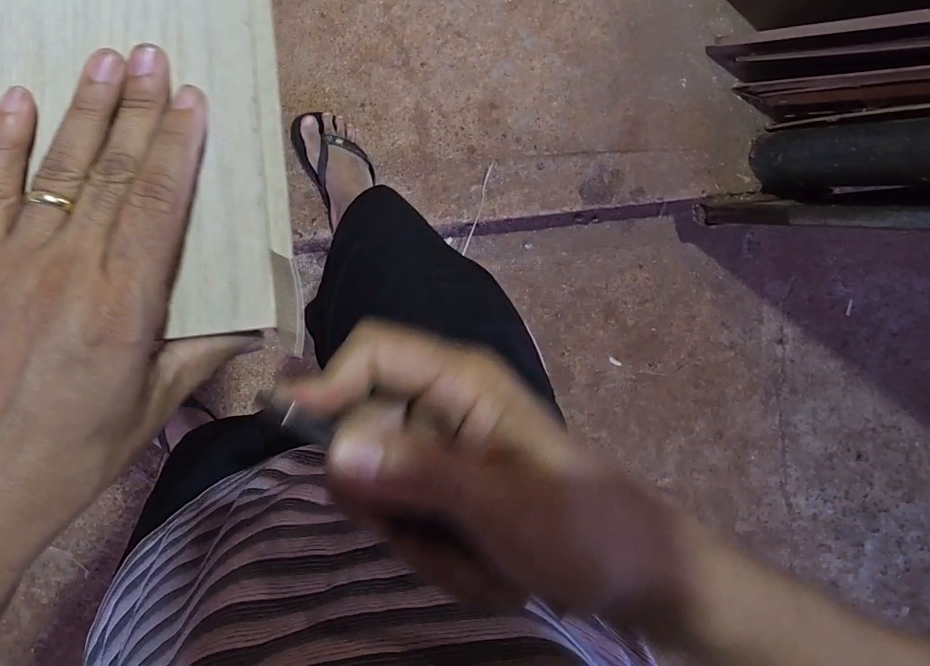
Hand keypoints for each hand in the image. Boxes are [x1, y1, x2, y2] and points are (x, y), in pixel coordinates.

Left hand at [0, 45, 257, 584]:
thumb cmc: (67, 458)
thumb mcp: (147, 412)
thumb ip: (196, 353)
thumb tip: (247, 321)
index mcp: (123, 304)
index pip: (159, 202)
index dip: (178, 144)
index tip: (190, 97)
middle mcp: (71, 269)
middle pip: (114, 172)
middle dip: (137, 108)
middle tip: (151, 53)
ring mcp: (14, 262)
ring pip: (60, 171)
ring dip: (84, 111)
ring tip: (104, 61)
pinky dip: (3, 145)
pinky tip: (17, 101)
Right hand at [277, 321, 688, 629]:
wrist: (637, 578)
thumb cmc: (583, 529)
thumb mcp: (504, 508)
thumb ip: (419, 475)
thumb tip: (336, 453)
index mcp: (459, 379)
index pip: (373, 350)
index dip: (328, 379)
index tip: (292, 424)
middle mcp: (437, 401)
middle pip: (358, 426)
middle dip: (386, 497)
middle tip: (430, 538)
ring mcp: (434, 445)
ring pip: (370, 480)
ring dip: (411, 534)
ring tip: (474, 559)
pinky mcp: (435, 481)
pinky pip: (392, 511)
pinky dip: (423, 548)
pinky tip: (473, 563)